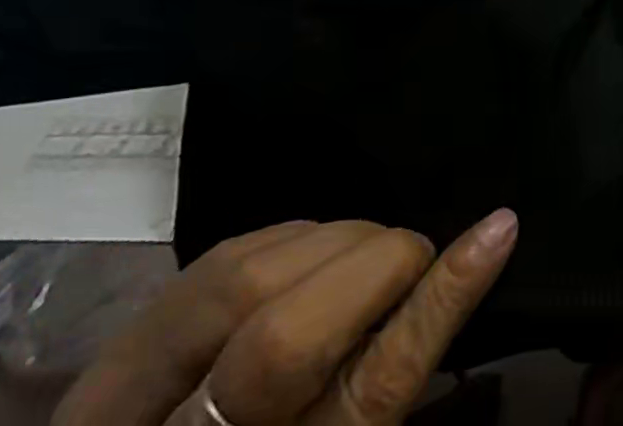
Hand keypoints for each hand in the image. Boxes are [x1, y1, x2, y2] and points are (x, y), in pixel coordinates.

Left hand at [54, 210, 516, 425]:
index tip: (497, 230)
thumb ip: (383, 375)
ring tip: (367, 250)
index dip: (436, 302)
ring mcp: (137, 393)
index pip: (371, 387)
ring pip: (249, 280)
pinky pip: (224, 255)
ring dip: (334, 241)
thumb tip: (441, 283)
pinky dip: (290, 237)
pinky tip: (312, 250)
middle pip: (290, 333)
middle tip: (415, 251)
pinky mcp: (125, 338)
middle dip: (377, 263)